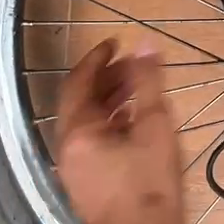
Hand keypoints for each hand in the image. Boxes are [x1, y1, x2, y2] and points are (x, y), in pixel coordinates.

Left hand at [56, 39, 185, 223]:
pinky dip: (111, 120)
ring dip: (111, 97)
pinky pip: (93, 139)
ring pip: (88, 120)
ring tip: (140, 85)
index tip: (117, 41)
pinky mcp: (88, 180)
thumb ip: (148, 81)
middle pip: (81, 101)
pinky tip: (135, 117)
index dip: (97, 58)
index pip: (78, 83)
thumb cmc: (150, 182)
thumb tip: (145, 44)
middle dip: (108, 77)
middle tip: (135, 62)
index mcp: (78, 133)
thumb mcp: (155, 124)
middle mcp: (68, 148)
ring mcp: (75, 168)